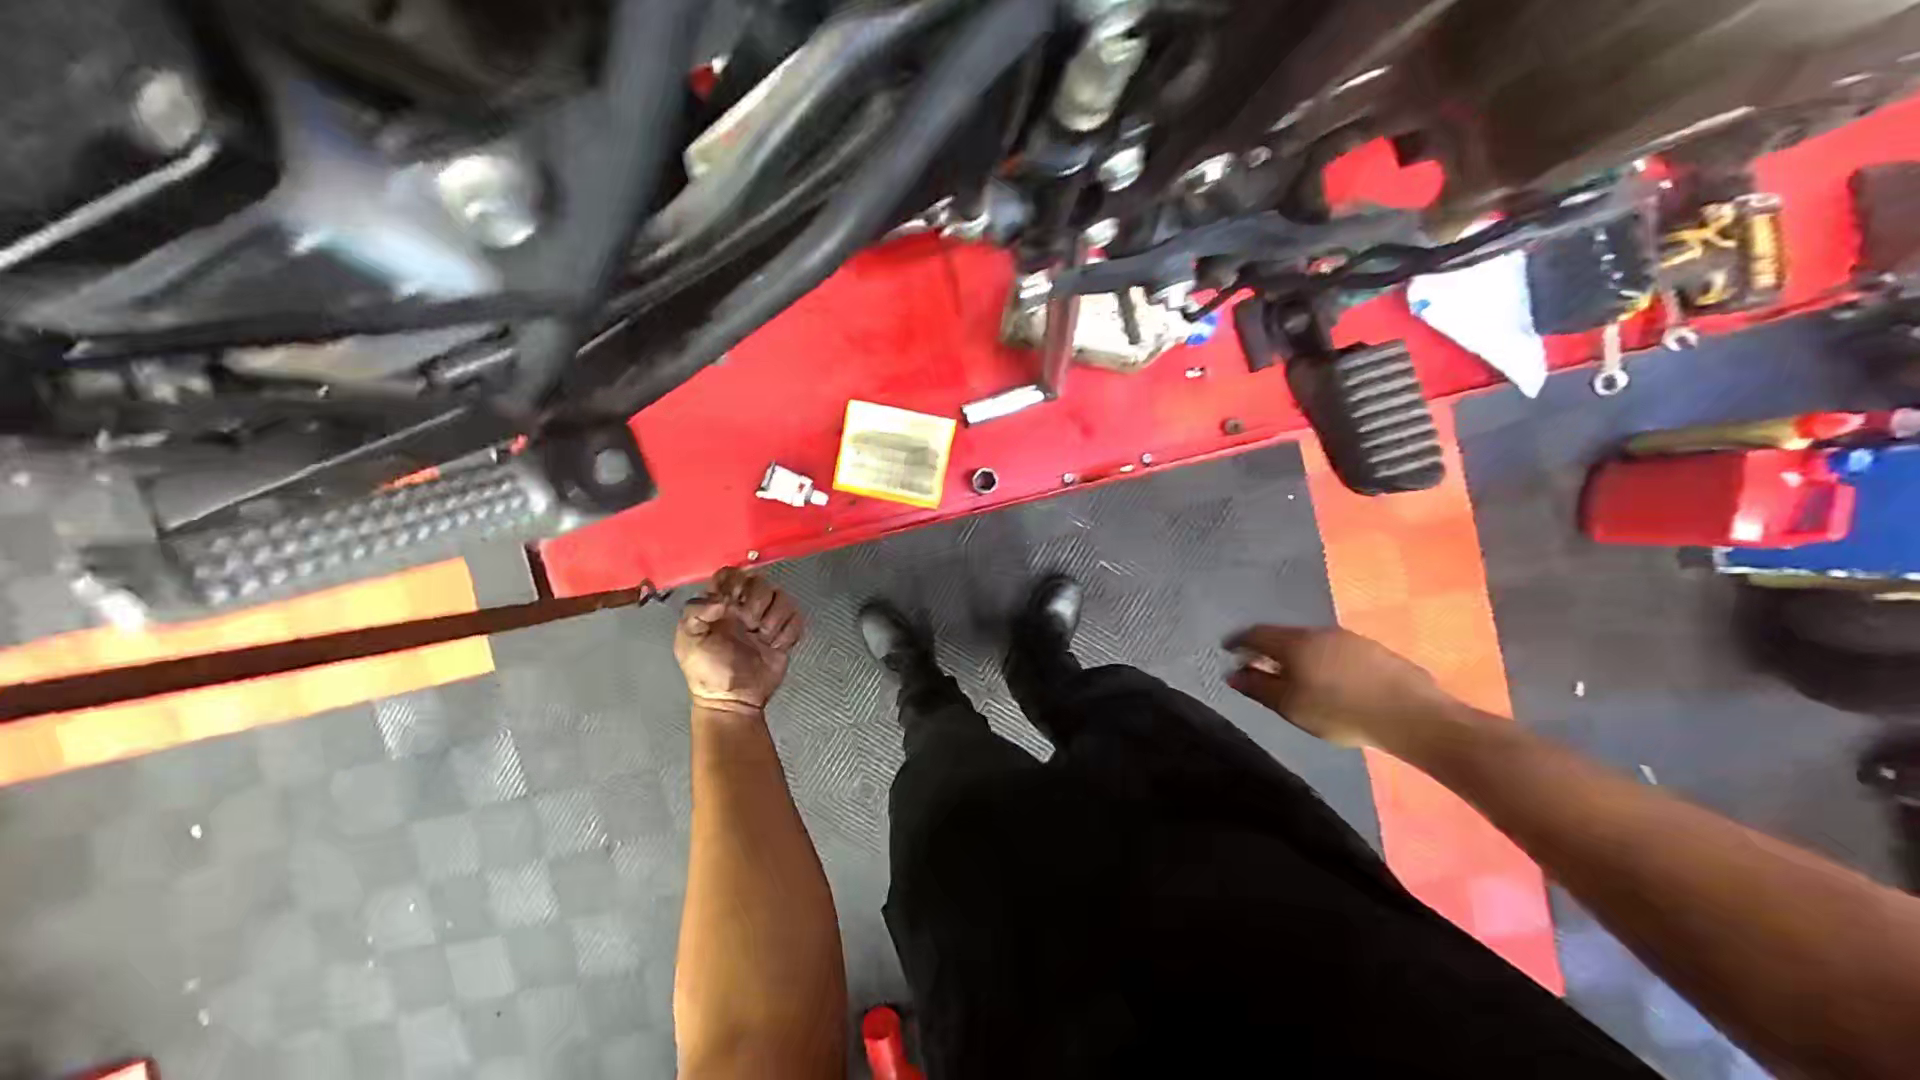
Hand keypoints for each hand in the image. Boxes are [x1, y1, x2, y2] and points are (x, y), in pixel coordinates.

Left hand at [674, 567, 805, 714]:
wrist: (733, 700)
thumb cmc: (707, 672)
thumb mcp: (687, 640)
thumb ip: (696, 610)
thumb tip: (722, 599)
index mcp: (718, 604)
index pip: (731, 574)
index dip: (735, 581)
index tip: (731, 600)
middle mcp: (743, 607)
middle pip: (760, 582)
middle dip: (756, 602)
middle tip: (747, 624)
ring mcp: (765, 620)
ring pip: (782, 597)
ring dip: (773, 618)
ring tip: (762, 637)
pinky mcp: (784, 634)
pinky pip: (796, 618)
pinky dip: (788, 631)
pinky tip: (775, 644)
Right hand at [1224, 625, 1462, 750]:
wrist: (1412, 715)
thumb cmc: (1340, 711)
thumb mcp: (1291, 706)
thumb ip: (1259, 688)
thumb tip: (1234, 674)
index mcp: (1294, 643)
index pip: (1257, 634)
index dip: (1240, 641)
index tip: (1229, 650)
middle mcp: (1319, 632)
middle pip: (1284, 636)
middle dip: (1268, 648)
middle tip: (1259, 665)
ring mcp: (1350, 638)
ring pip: (1312, 642)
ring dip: (1297, 654)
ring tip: (1295, 675)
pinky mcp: (1374, 650)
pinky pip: (1336, 650)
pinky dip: (1322, 660)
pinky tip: (1330, 680)